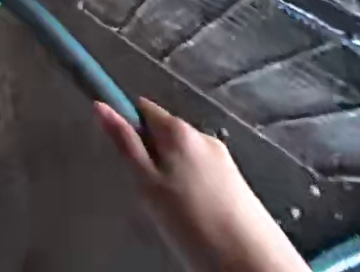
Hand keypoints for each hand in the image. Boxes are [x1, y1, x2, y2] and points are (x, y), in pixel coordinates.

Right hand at [95, 99, 308, 271]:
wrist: (259, 269)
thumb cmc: (194, 226)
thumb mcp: (148, 187)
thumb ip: (125, 144)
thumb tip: (100, 105)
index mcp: (178, 130)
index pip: (142, 108)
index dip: (130, 128)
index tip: (130, 161)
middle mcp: (202, 135)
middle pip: (165, 134)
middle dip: (154, 158)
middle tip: (152, 196)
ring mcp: (225, 160)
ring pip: (185, 158)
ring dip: (174, 176)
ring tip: (177, 216)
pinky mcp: (241, 185)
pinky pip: (205, 176)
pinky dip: (196, 191)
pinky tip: (200, 223)